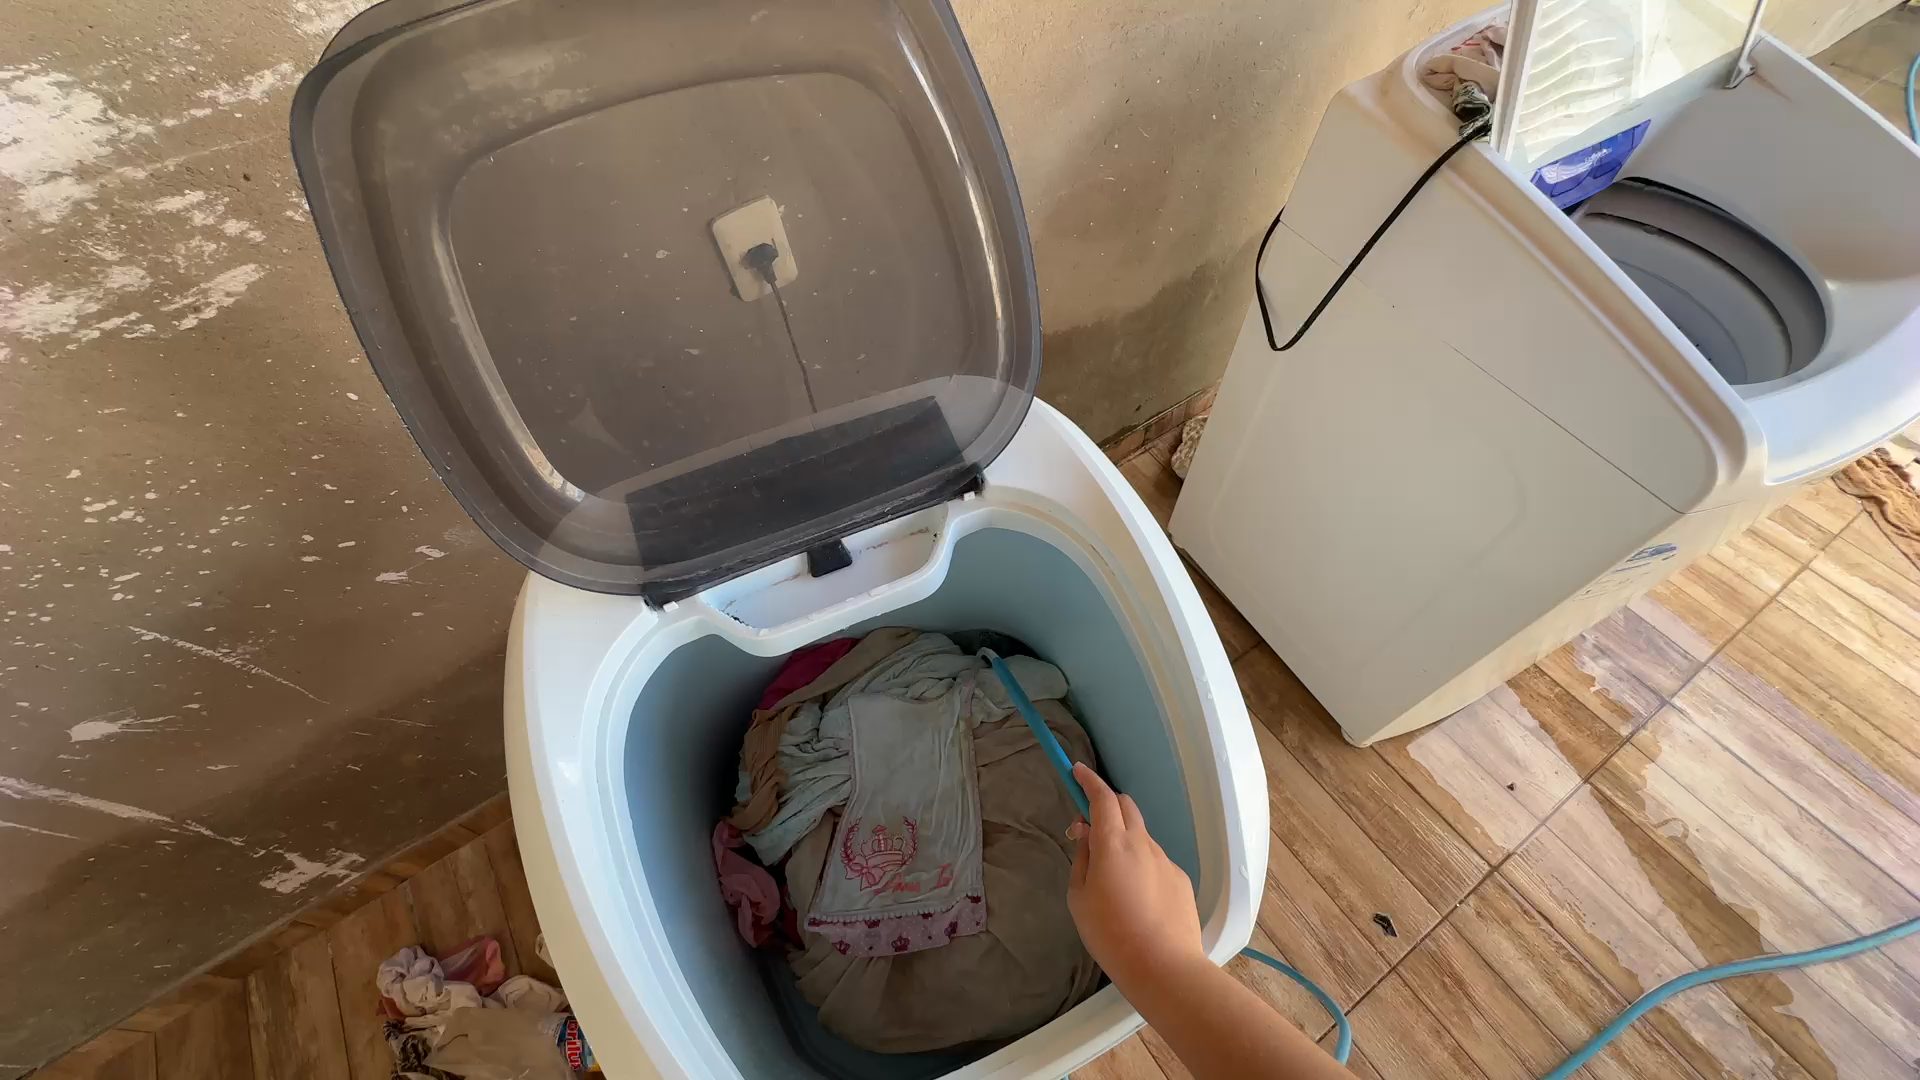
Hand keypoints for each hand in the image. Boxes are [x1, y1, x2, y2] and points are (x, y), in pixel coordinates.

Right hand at [1066, 762, 1205, 987]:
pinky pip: (1155, 861)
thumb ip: (1082, 859)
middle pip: (1125, 806)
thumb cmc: (1111, 934)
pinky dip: (1141, 865)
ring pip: (1140, 835)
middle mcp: (1142, 843)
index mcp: (1113, 843)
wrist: (1165, 969)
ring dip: (1124, 840)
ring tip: (1114, 880)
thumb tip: (1088, 838)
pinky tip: (1138, 901)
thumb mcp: (1078, 897)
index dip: (1088, 780)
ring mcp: (1165, 860)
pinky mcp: (1180, 879)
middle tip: (1089, 829)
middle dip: (1107, 805)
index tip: (1077, 771)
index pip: (1101, 797)